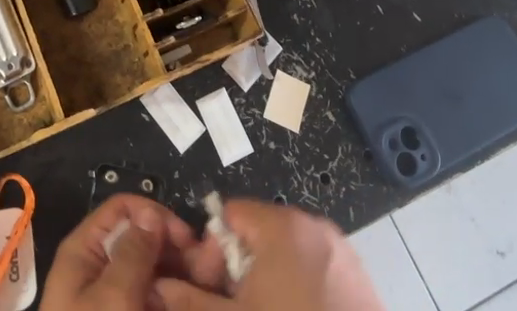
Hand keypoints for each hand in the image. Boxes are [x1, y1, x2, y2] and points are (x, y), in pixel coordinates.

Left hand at [41, 194, 199, 310]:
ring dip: (182, 276)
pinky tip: (192, 301)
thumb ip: (133, 254)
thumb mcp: (111, 298)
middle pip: (143, 240)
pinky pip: (153, 298)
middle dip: (178, 251)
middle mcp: (99, 267)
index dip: (156, 216)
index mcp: (85, 250)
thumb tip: (152, 214)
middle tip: (212, 272)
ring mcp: (114, 297)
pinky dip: (173, 296)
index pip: (123, 209)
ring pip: (154, 271)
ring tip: (209, 287)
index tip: (188, 242)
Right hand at [154, 199, 383, 310]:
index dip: (211, 252)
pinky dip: (298, 289)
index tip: (211, 289)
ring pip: (286, 254)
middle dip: (238, 269)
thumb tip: (156, 287)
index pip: (230, 215)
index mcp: (282, 227)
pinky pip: (314, 270)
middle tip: (234, 306)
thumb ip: (190, 300)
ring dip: (266, 281)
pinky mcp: (360, 279)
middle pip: (258, 233)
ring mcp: (342, 252)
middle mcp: (314, 227)